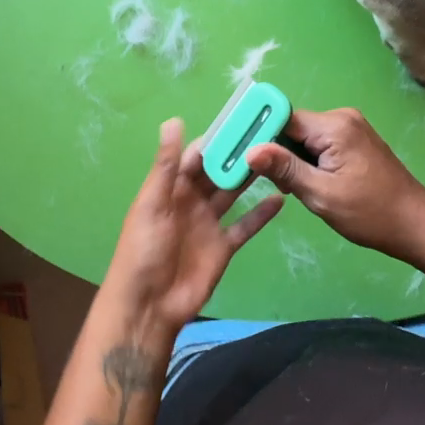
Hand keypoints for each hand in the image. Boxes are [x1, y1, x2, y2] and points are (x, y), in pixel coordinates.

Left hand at [104, 118, 285, 330]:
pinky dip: (262, 214)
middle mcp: (190, 202)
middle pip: (217, 173)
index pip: (194, 156)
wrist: (150, 305)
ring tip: (278, 158)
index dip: (215, 139)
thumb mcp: (152, 203)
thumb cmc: (143, 250)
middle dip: (237, 155)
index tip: (241, 120)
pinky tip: (281, 199)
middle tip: (269, 134)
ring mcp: (208, 224)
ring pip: (232, 195)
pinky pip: (245, 226)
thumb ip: (165, 166)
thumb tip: (174, 121)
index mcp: (170, 188)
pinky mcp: (223, 247)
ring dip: (250, 178)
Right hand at [246, 107, 424, 261]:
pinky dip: (308, 161)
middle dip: (277, 151)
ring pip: (304, 137)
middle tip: (272, 182)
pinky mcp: (355, 141)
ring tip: (295, 189)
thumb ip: (284, 169)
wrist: (417, 226)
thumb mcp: (321, 194)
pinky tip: (311, 184)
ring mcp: (351, 128)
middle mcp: (342, 118)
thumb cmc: (370, 214)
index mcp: (334, 126)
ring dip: (293, 160)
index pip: (282, 118)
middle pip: (292, 126)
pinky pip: (319, 144)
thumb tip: (249, 150)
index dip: (260, 135)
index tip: (242, 157)